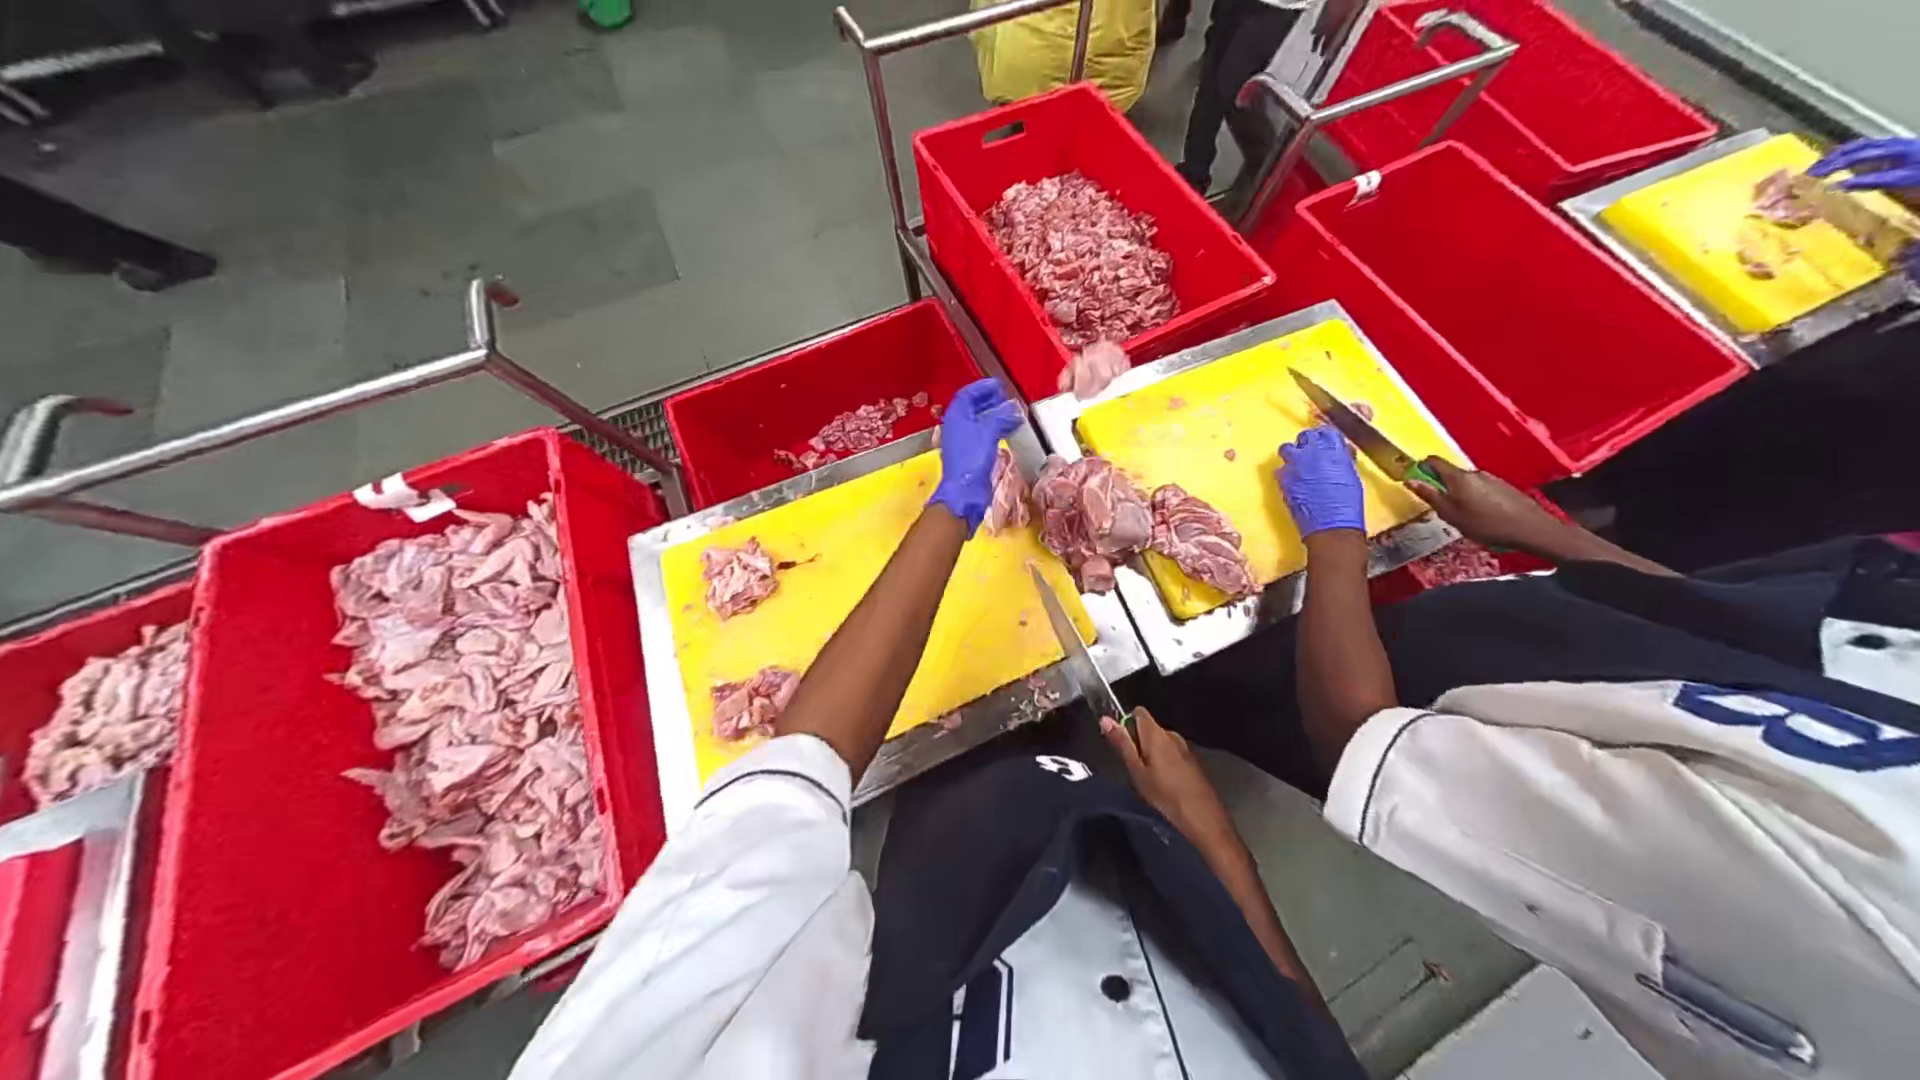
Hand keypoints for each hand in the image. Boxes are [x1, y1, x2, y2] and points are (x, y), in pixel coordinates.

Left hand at [929, 378, 1022, 531]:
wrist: (964, 492)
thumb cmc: (971, 460)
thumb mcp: (988, 432)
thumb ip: (1000, 417)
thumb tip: (1013, 408)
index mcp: (956, 417)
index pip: (967, 395)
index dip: (981, 388)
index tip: (997, 384)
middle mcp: (956, 428)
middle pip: (971, 407)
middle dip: (987, 400)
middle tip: (1004, 396)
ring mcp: (962, 442)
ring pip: (977, 421)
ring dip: (992, 414)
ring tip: (1008, 411)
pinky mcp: (970, 456)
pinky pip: (982, 435)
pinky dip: (993, 429)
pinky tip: (1005, 430)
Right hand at [1101, 707, 1242, 860]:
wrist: (1203, 816)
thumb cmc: (1164, 793)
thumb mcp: (1136, 770)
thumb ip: (1122, 743)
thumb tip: (1105, 719)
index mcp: (1156, 733)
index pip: (1138, 711)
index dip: (1127, 723)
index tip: (1123, 744)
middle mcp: (1172, 734)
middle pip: (1149, 727)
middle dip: (1138, 742)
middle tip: (1134, 767)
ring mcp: (1185, 747)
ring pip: (1160, 742)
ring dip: (1152, 754)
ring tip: (1149, 779)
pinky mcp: (1192, 760)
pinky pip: (1172, 753)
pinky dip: (1165, 762)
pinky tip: (1165, 784)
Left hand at [1274, 424, 1363, 536]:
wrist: (1330, 525)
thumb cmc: (1348, 503)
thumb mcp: (1351, 475)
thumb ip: (1341, 460)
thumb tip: (1337, 454)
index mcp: (1333, 449)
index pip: (1326, 432)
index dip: (1325, 437)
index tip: (1326, 443)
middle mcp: (1311, 453)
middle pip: (1305, 436)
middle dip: (1308, 443)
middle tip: (1313, 454)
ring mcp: (1293, 465)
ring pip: (1287, 448)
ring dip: (1293, 454)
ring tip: (1300, 465)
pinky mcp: (1282, 479)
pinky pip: (1280, 469)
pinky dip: (1286, 472)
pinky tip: (1294, 481)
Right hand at [1405, 458, 1565, 551]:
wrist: (1530, 528)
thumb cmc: (1484, 524)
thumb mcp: (1450, 514)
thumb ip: (1430, 496)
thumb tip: (1410, 480)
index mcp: (1458, 478)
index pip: (1434, 462)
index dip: (1422, 467)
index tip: (1416, 479)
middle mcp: (1475, 473)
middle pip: (1451, 474)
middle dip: (1442, 486)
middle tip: (1441, 507)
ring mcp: (1492, 478)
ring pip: (1467, 482)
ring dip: (1459, 493)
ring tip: (1463, 514)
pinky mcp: (1504, 486)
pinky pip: (1481, 487)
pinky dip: (1475, 497)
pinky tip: (1481, 514)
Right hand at [1808, 137, 1919, 192]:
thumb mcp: (1904, 180)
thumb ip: (1874, 181)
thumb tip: (1839, 184)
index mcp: (1898, 149)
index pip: (1859, 154)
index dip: (1833, 165)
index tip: (1811, 177)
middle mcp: (1898, 144)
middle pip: (1860, 146)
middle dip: (1833, 158)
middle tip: (1810, 173)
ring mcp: (1901, 146)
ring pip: (1865, 146)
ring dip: (1840, 156)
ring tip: (1821, 169)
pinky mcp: (1903, 152)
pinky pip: (1873, 150)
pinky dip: (1852, 157)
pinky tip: (1844, 168)